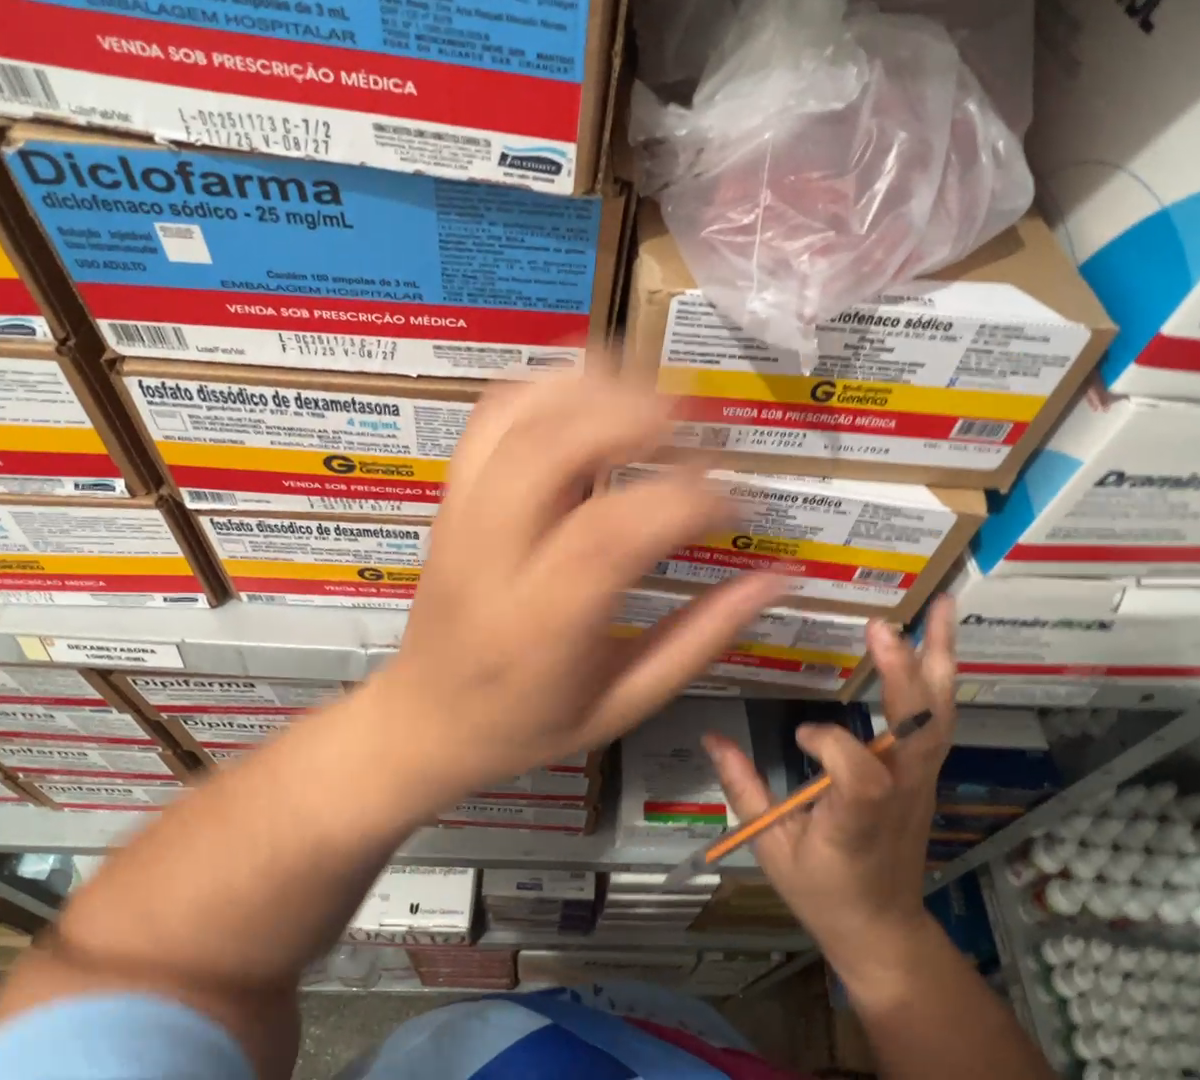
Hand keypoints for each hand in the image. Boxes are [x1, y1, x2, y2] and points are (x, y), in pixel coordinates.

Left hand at [370, 371, 789, 796]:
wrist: (425, 720)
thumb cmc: (529, 724)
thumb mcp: (624, 705)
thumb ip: (699, 641)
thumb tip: (774, 580)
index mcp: (540, 624)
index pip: (611, 534)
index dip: (686, 500)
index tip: (737, 503)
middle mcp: (492, 557)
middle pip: (555, 449)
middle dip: (639, 416)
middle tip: (704, 430)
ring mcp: (461, 515)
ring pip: (518, 417)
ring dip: (596, 387)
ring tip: (660, 400)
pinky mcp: (450, 495)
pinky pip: (490, 416)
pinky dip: (548, 385)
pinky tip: (597, 392)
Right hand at [704, 599, 958, 998]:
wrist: (882, 927)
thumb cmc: (823, 892)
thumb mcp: (772, 850)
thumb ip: (744, 790)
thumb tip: (710, 737)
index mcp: (857, 823)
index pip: (861, 778)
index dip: (833, 746)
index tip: (800, 736)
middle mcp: (898, 795)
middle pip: (916, 733)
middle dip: (902, 678)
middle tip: (882, 626)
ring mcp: (920, 782)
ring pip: (940, 718)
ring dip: (941, 661)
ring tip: (941, 606)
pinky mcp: (927, 773)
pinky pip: (940, 720)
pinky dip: (941, 677)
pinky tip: (936, 641)